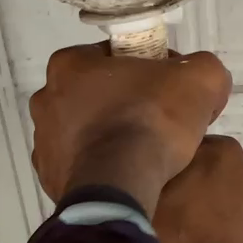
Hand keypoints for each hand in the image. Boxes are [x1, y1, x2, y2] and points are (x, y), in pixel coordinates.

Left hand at [28, 44, 231, 214]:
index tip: (168, 87)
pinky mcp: (47, 177)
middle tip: (157, 121)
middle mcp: (45, 99)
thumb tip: (200, 82)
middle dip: (122, 103)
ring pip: (83, 131)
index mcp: (68, 65)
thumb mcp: (200, 78)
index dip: (146, 67)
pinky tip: (123, 175)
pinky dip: (97, 167)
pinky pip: (78, 166)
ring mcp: (41, 142)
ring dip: (107, 136)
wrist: (118, 185)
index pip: (112, 56)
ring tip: (141, 153)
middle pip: (94, 95)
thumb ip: (201, 69)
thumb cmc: (151, 120)